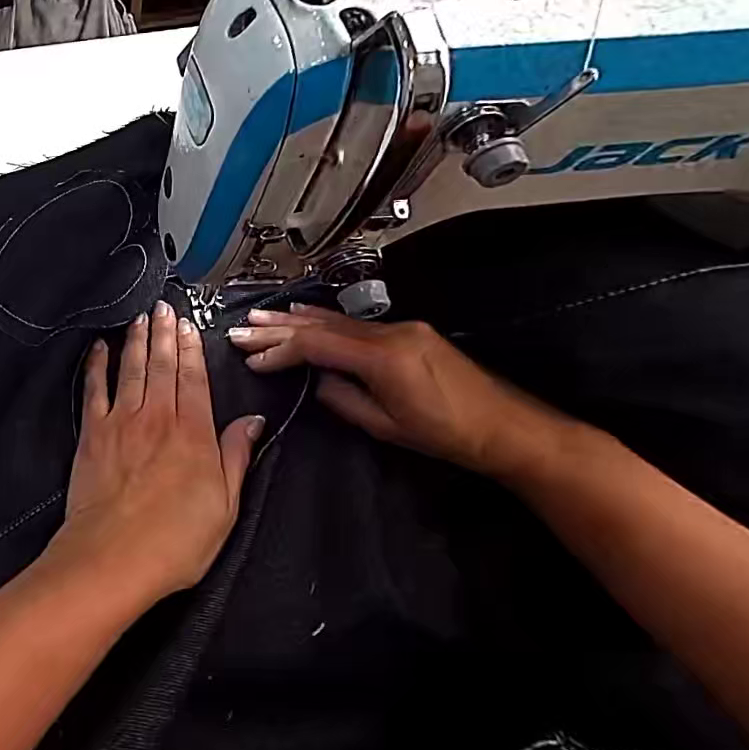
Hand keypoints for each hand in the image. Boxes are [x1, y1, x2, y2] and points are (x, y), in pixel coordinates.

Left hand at [46, 300, 264, 605]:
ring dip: (137, 340)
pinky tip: (100, 349)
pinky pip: (95, 389)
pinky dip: (97, 366)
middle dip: (166, 333)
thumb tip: (252, 424)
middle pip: (163, 365)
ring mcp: (123, 422)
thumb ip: (237, 457)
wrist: (112, 560)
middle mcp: (158, 418)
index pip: (195, 378)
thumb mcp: (225, 505)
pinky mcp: (93, 434)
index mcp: (193, 433)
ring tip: (142, 318)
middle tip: (166, 308)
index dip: (193, 349)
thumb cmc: (172, 541)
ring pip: (132, 368)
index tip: (191, 327)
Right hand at [227, 304, 578, 482]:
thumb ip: (344, 399)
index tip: (253, 355)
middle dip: (278, 327)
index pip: (317, 344)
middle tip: (244, 328)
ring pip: (338, 320)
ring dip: (299, 320)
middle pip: (322, 325)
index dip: (279, 348)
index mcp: (383, 357)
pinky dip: (326, 322)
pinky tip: (309, 316)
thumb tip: (317, 382)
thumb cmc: (450, 433)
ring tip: (264, 317)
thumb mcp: (387, 426)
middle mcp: (390, 333)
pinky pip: (356, 324)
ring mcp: (401, 328)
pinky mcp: (409, 332)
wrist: (504, 425)